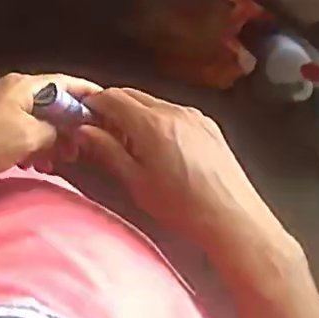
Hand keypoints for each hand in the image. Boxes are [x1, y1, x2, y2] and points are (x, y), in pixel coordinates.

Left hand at [0, 73, 100, 189]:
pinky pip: (21, 128)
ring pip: (37, 117)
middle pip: (52, 101)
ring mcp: (0, 103)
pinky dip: (33, 143)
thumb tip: (69, 128)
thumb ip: (55, 130)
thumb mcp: (29, 137)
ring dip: (51, 138)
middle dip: (70, 125)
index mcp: (24, 85)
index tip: (109, 110)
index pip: (66, 82)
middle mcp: (13, 88)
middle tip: (82, 149)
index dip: (89, 94)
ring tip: (60, 161)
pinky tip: (36, 163)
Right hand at [74, 89, 292, 261]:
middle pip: (130, 94)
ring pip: (151, 102)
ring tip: (129, 142)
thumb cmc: (183, 207)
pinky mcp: (209, 126)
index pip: (111, 96)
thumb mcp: (135, 181)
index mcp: (152, 123)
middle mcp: (174, 111)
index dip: (92, 103)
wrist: (237, 223)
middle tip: (100, 130)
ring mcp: (194, 117)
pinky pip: (172, 112)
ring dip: (134, 113)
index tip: (82, 117)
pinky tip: (157, 146)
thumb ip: (106, 150)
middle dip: (111, 107)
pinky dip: (156, 119)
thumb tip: (83, 130)